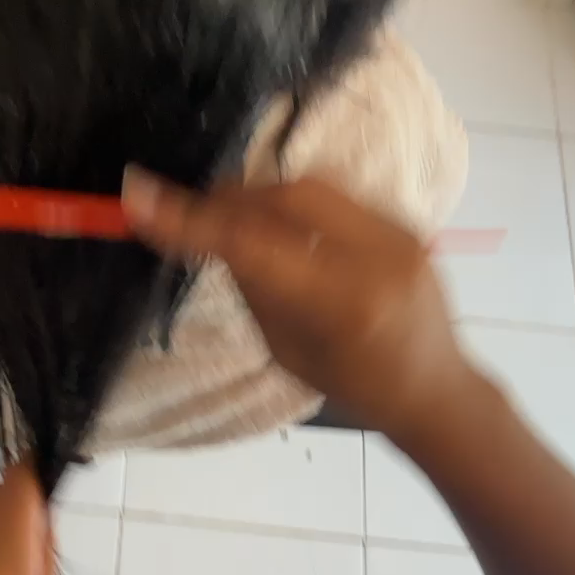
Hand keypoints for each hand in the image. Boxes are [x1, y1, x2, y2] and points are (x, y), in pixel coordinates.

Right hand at [122, 167, 476, 445]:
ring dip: (257, 196)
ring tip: (227, 216)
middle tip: (188, 210)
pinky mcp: (404, 219)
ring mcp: (399, 229)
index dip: (191, 220)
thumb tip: (215, 235)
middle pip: (285, 196)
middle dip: (227, 198)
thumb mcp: (286, 348)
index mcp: (343, 304)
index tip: (139, 198)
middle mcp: (378, 253)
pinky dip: (289, 203)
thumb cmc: (355, 387)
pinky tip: (274, 224)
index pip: (253, 245)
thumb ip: (254, 285)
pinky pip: (332, 195)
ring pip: (308, 186)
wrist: (435, 388)